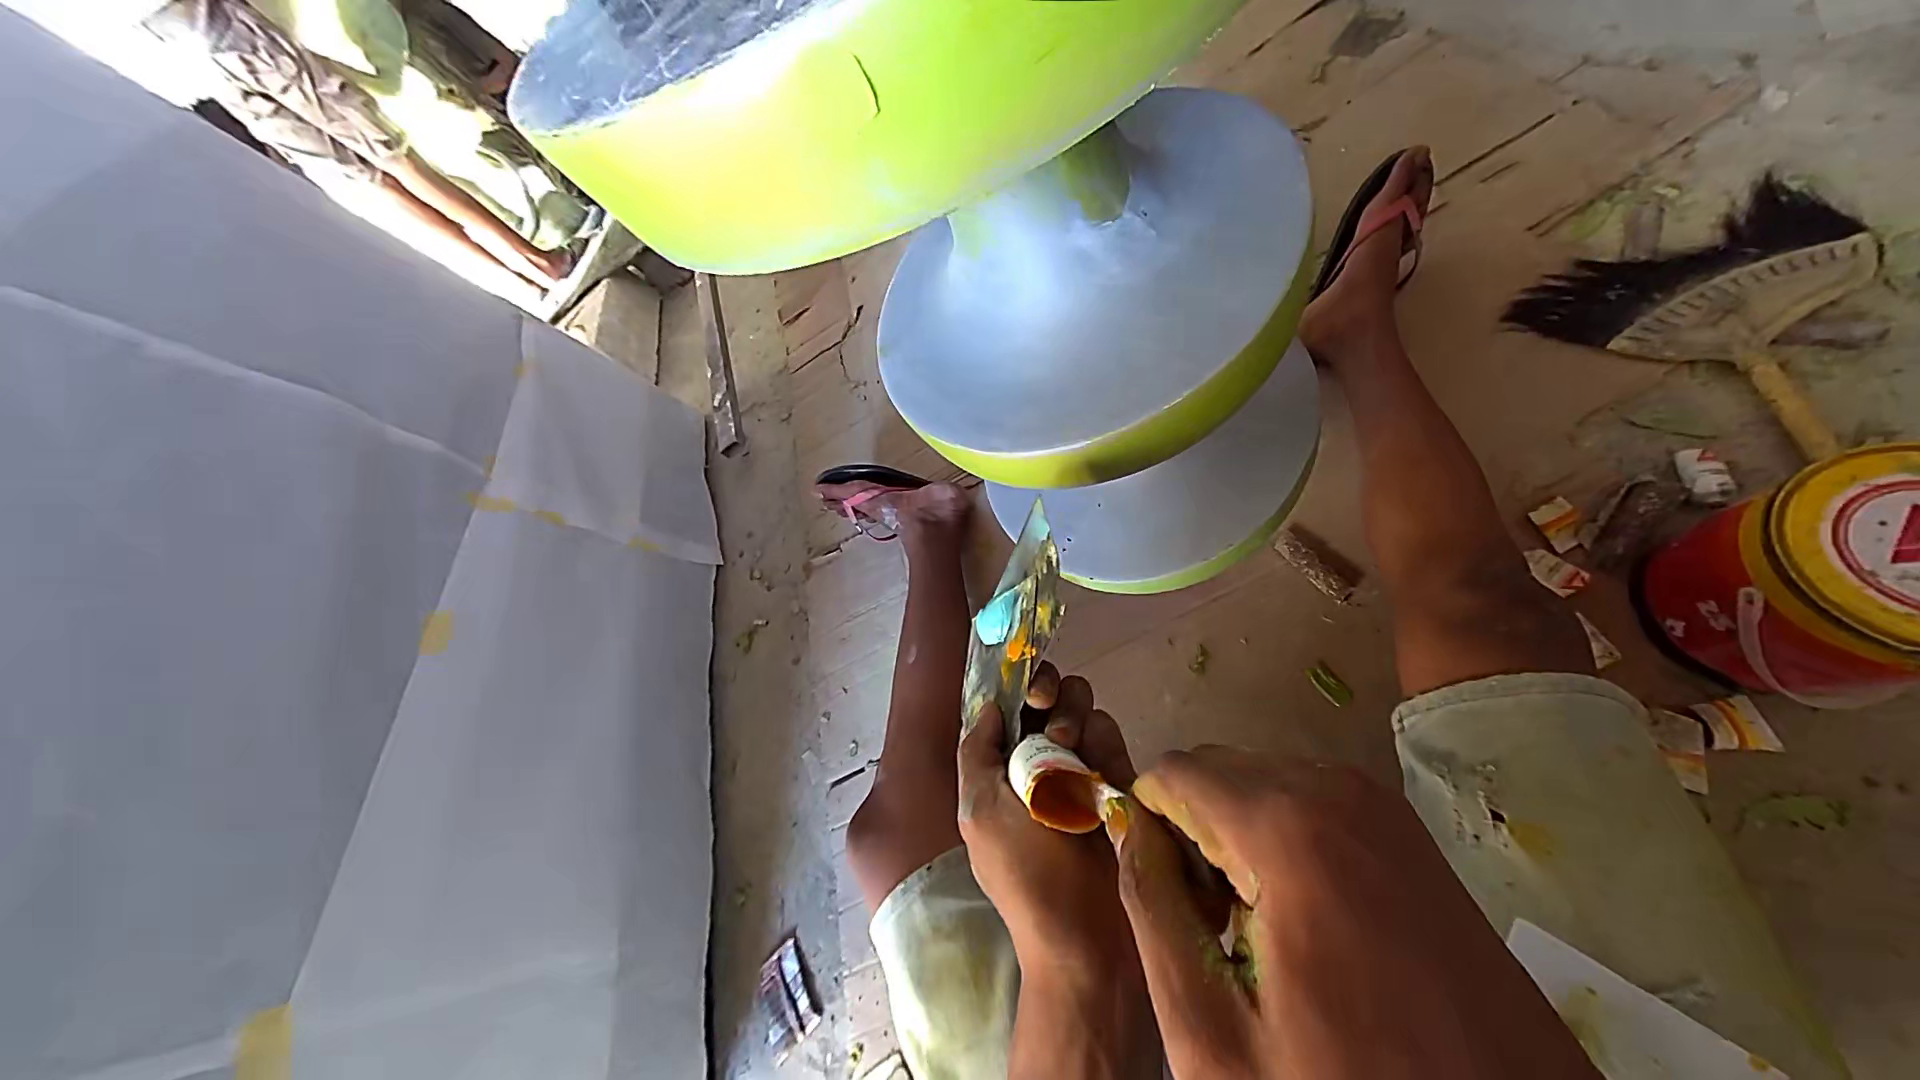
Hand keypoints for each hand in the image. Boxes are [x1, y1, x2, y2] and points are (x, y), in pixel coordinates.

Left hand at [958, 663, 1158, 1078]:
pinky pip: (1113, 740)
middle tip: (1053, 729)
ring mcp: (1082, 765)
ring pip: (1085, 709)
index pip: (1011, 702)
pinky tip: (1105, 779)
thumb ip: (976, 752)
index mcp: (1002, 762)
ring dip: (1079, 723)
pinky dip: (1109, 748)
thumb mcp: (979, 811)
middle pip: (1053, 693)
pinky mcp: (1118, 779)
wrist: (1085, 935)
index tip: (1029, 697)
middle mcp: (1041, 756)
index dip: (1019, 686)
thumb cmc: (1024, 874)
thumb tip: (990, 708)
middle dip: (1054, 697)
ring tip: (1075, 765)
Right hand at [1112, 747, 1601, 1079]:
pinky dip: (1278, 834)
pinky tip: (1302, 914)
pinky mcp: (1403, 827)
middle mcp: (1335, 789)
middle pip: (1213, 769)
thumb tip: (1125, 823)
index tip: (1168, 897)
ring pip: (1255, 780)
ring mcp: (1379, 803)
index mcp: (1287, 826)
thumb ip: (1150, 904)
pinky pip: (1304, 797)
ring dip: (1232, 831)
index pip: (1170, 773)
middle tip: (1211, 920)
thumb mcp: (1213, 1026)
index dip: (1148, 824)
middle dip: (1190, 826)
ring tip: (1256, 925)